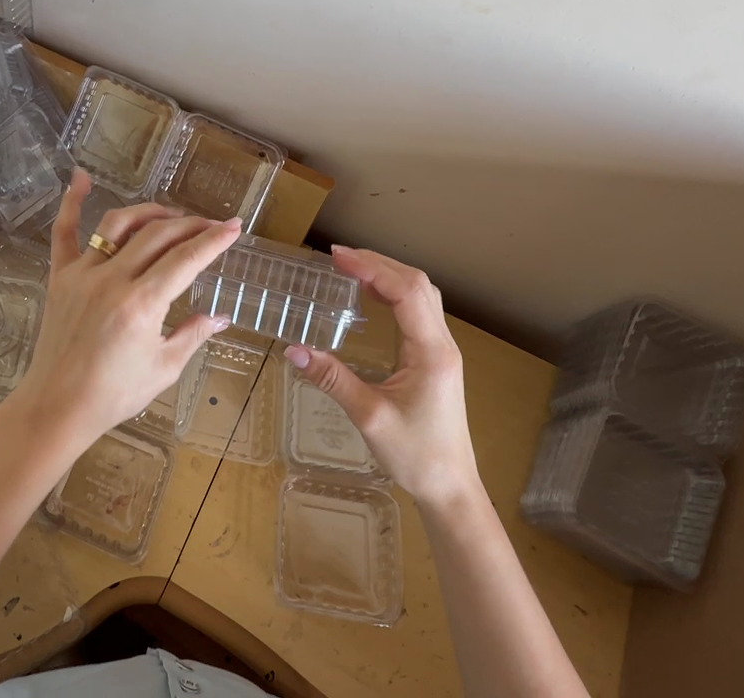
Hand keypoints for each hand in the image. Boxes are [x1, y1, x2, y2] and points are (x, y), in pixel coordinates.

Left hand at [5, 170, 241, 448]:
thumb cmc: (114, 394)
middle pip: (158, 235)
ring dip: (149, 213)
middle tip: (211, 226)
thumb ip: (192, 335)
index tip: (234, 226)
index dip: (213, 240)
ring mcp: (82, 274)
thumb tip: (220, 317)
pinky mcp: (60, 277)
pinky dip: (71, 202)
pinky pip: (64, 233)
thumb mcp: (164, 368)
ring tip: (171, 217)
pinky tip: (81, 177)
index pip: (186, 259)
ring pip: (119, 225)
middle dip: (191, 225)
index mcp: (141, 304)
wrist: (58, 406)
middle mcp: (112, 279)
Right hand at [283, 246, 483, 508]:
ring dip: (389, 275)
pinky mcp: (436, 360)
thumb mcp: (368, 416)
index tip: (338, 257)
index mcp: (431, 352)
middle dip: (379, 263)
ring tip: (352, 268)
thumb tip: (293, 351)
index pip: (406, 292)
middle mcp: (442, 344)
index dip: (373, 268)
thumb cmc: (414, 454)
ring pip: (422, 296)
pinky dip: (395, 294)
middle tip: (339, 256)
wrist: (450, 487)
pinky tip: (373, 297)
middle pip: (418, 285)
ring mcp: (442, 351)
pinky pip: (419, 313)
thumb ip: (332, 379)